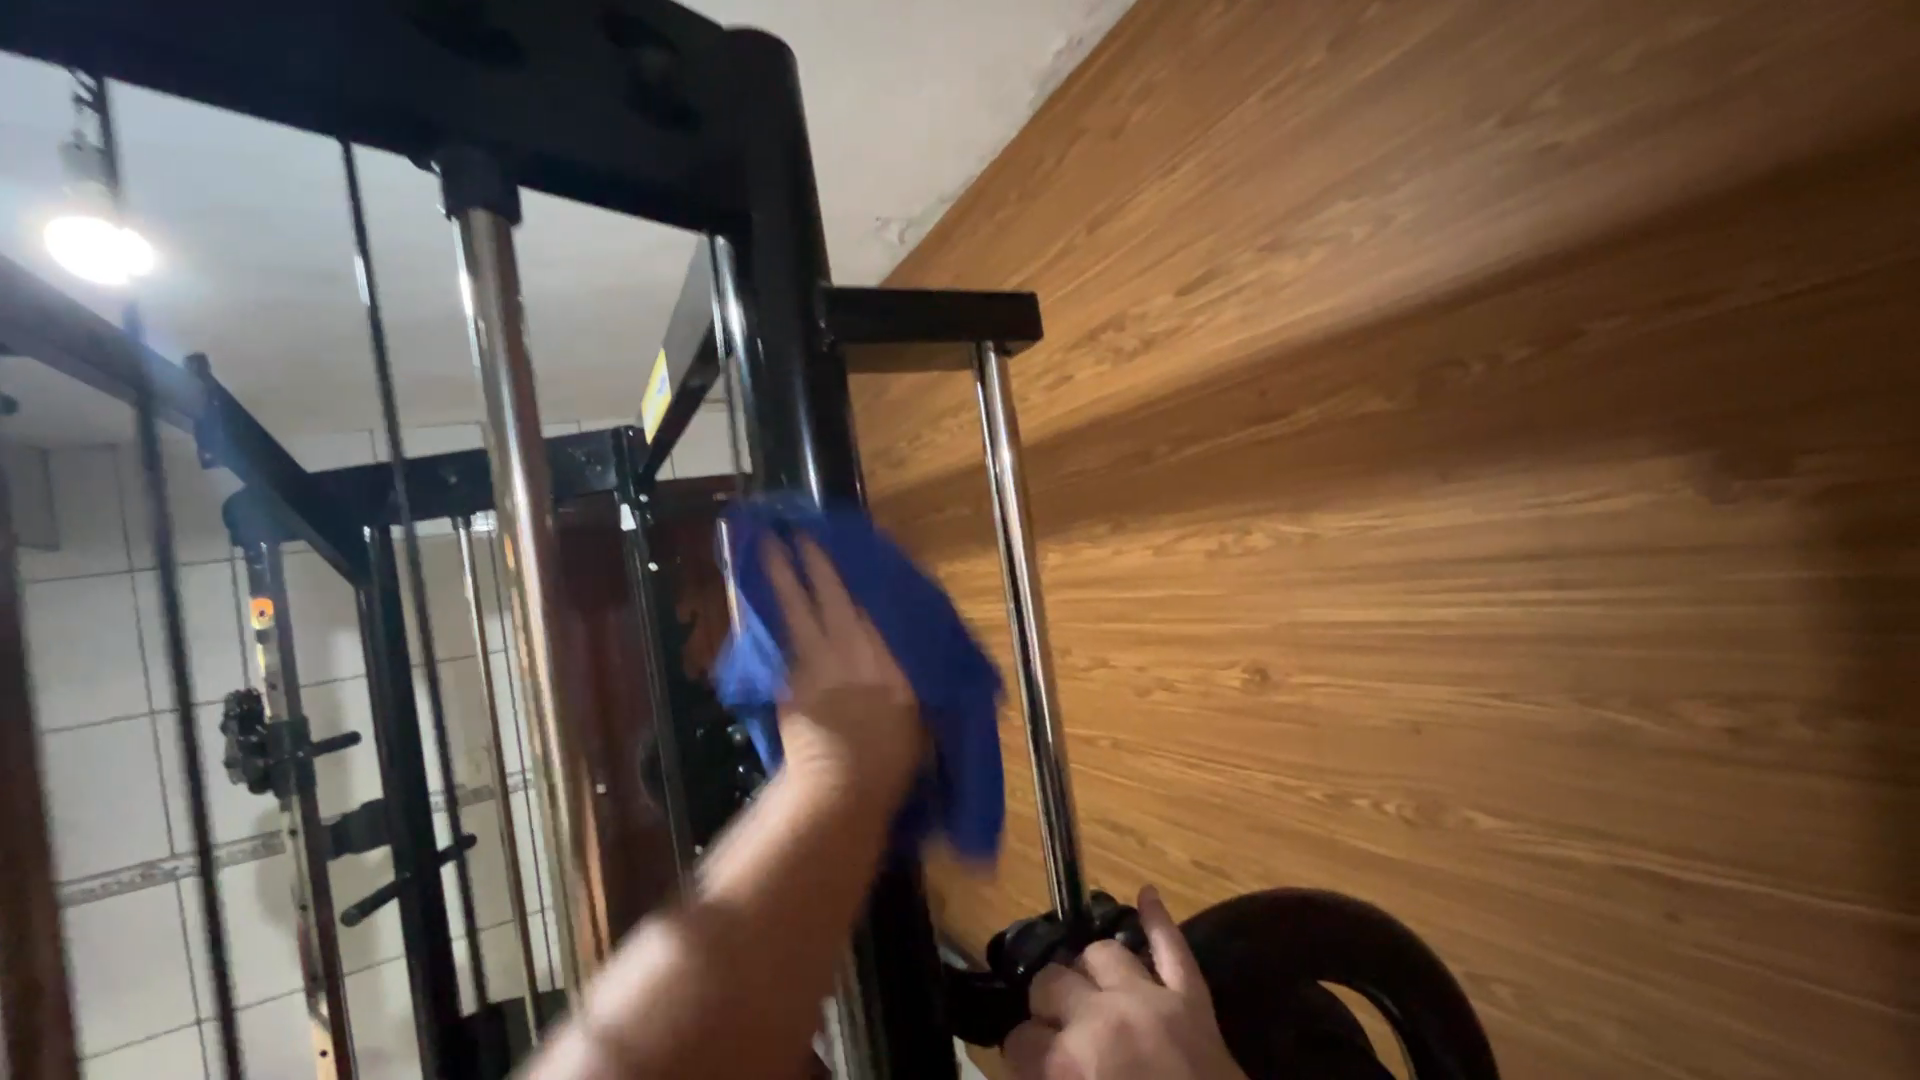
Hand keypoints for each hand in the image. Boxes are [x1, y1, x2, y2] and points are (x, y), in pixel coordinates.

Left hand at [763, 537, 925, 808]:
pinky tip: (759, 601)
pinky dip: (769, 617)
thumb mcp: (919, 713)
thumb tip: (911, 650)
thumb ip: (913, 677)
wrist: (841, 787)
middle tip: (799, 533)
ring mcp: (812, 664)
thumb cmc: (890, 758)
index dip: (855, 573)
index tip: (848, 549)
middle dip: (813, 563)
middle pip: (828, 596)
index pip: (869, 603)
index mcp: (885, 656)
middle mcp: (848, 650)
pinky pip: (778, 639)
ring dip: (781, 578)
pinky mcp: (787, 682)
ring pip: (794, 611)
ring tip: (767, 549)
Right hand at [1005, 887, 1247, 1079]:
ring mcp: (1148, 999)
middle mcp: (1100, 1018)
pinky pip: (1173, 949)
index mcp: (1067, 1063)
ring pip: (1101, 954)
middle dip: (1046, 1003)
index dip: (1021, 1053)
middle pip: (1051, 982)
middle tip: (1057, 1027)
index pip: (1018, 1039)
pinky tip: (1147, 895)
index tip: (1029, 1063)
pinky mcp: (1191, 999)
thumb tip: (1037, 1067)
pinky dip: (1159, 920)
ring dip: (1090, 969)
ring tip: (1089, 987)